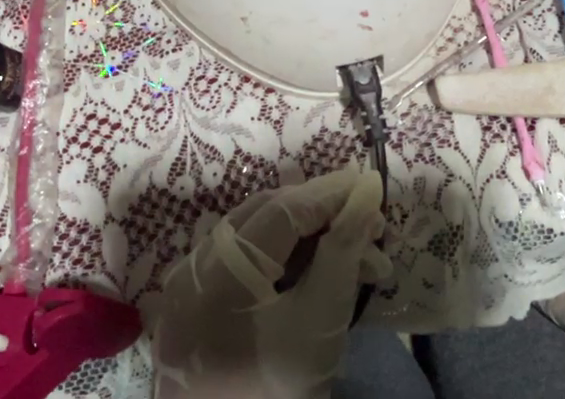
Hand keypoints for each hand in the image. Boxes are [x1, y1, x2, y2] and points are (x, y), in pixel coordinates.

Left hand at [148, 168, 388, 398]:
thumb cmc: (278, 392)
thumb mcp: (319, 321)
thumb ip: (343, 249)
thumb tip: (366, 192)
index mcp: (217, 268)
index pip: (282, 209)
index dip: (331, 194)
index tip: (372, 186)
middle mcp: (194, 266)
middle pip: (267, 218)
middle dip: (324, 217)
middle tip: (374, 229)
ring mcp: (189, 287)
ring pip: (258, 240)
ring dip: (310, 241)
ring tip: (363, 261)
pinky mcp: (195, 307)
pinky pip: (244, 265)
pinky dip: (284, 262)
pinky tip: (323, 274)